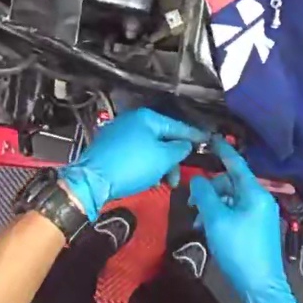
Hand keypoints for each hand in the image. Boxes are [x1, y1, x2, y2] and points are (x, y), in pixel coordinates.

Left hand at [60, 109, 208, 218]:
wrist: (93, 180)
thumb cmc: (132, 166)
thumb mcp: (163, 158)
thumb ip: (179, 149)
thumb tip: (185, 144)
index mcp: (147, 117)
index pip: (178, 126)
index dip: (194, 136)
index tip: (209, 140)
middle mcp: (133, 120)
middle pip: (163, 139)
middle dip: (172, 161)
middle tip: (175, 180)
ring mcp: (120, 133)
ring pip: (150, 148)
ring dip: (160, 166)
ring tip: (161, 184)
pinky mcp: (111, 147)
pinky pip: (136, 154)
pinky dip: (145, 166)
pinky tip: (147, 180)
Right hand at [187, 138, 302, 302]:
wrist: (261, 286)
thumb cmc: (239, 249)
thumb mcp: (216, 219)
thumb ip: (205, 195)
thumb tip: (197, 179)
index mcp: (255, 193)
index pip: (237, 164)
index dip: (223, 151)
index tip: (210, 138)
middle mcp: (261, 200)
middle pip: (232, 183)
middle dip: (210, 188)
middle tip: (190, 200)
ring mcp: (261, 216)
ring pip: (232, 200)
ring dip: (213, 204)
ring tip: (197, 219)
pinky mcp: (257, 230)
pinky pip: (236, 213)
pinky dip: (220, 216)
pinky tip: (208, 228)